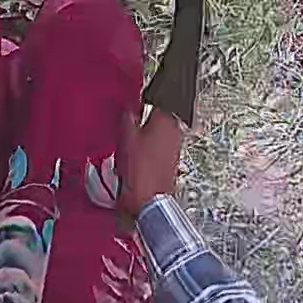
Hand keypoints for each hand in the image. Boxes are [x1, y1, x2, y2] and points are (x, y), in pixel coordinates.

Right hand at [116, 107, 182, 222]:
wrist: (148, 200)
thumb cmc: (139, 169)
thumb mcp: (126, 136)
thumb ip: (128, 117)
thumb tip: (130, 109)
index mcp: (166, 119)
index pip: (155, 102)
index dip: (141, 106)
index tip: (132, 110)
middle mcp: (175, 131)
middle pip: (157, 119)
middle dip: (143, 123)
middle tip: (128, 130)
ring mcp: (176, 147)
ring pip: (158, 134)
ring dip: (146, 138)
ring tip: (131, 148)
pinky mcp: (172, 162)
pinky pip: (158, 149)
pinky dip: (148, 152)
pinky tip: (137, 160)